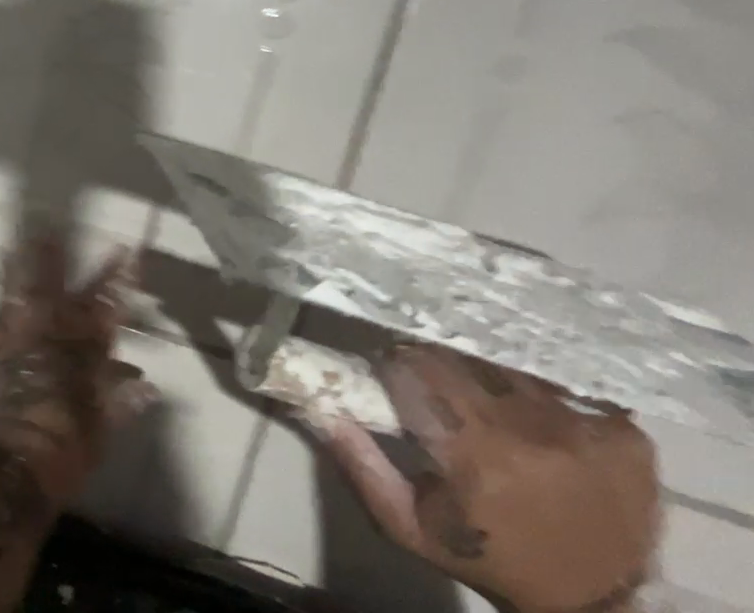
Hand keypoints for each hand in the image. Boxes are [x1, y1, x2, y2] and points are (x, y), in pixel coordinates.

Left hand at [0, 234, 156, 496]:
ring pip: (15, 294)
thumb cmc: (74, 443)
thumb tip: (147, 386)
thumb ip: (125, 400)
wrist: (26, 460)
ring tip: (5, 241)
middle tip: (45, 219)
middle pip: (55, 285)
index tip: (127, 249)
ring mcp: (19, 339)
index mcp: (87, 347)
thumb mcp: (107, 422)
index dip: (118, 277)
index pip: (108, 304)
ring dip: (11, 267)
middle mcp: (52, 334)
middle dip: (52, 252)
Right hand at [307, 345, 658, 612]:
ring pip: (512, 367)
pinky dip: (539, 388)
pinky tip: (530, 404)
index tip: (384, 365)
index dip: (394, 363)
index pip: (416, 371)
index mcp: (474, 452)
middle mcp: (531, 430)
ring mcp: (585, 428)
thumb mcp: (407, 525)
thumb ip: (361, 467)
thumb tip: (322, 410)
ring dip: (484, 369)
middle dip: (434, 359)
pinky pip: (565, 387)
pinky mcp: (625, 433)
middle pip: (464, 359)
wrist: (594, 600)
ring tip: (475, 384)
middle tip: (423, 370)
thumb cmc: (485, 557)